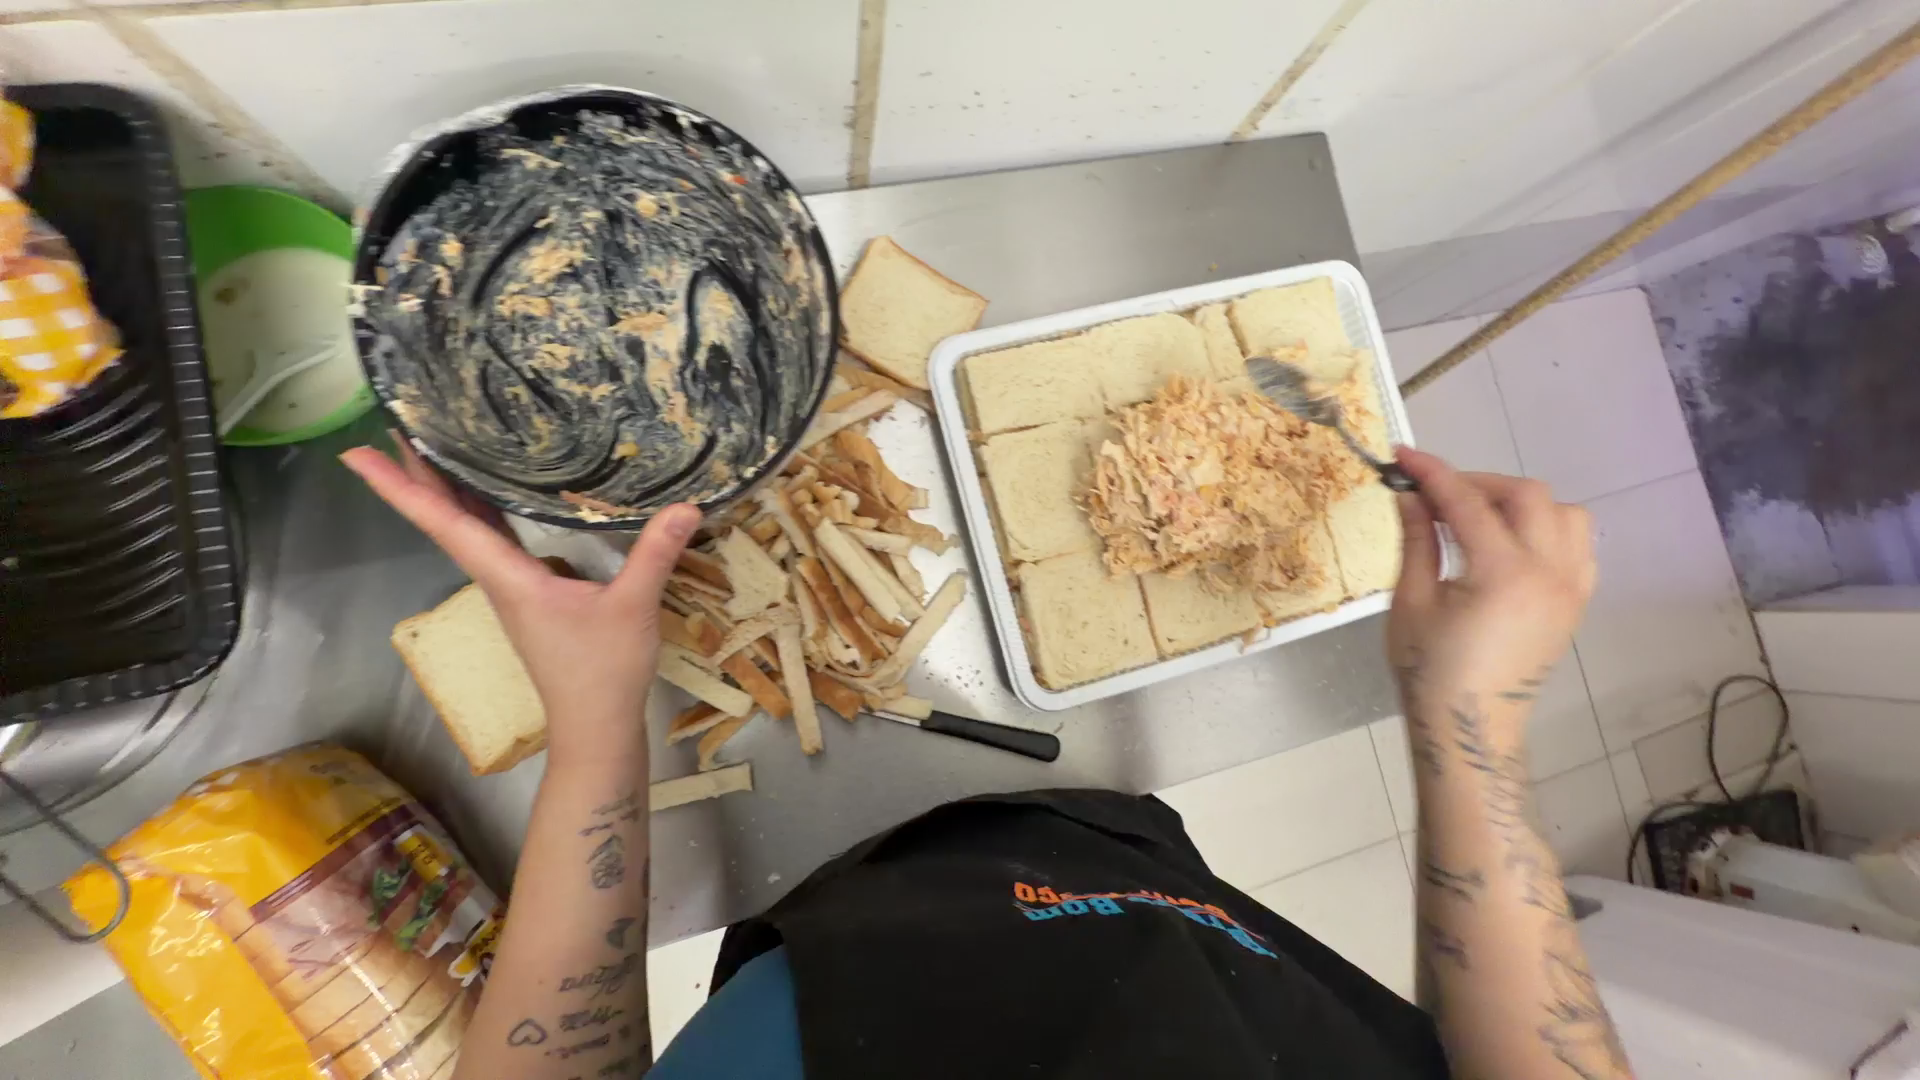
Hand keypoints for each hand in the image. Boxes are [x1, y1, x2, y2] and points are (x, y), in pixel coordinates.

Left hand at [341, 436, 700, 768]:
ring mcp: (516, 592)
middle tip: (399, 426)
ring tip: (439, 451)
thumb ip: (656, 554)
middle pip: (449, 522)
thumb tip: (688, 504)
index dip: (402, 487)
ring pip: (471, 533)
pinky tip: (502, 501)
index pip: (447, 524)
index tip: (358, 451)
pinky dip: (487, 515)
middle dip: (420, 476)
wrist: (596, 724)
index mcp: (509, 577)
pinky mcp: (535, 601)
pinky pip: (500, 546)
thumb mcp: (633, 606)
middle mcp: (501, 580)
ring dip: (450, 494)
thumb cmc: (603, 668)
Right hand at [1388, 449, 1595, 729]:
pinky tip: (1506, 541)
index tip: (1402, 455)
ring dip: (1518, 502)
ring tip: (1474, 516)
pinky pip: (1576, 543)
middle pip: (1527, 495)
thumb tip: (1410, 496)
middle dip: (1477, 481)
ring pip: (1564, 513)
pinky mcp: (1577, 600)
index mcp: (1503, 573)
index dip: (1432, 473)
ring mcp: (1573, 586)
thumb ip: (1418, 541)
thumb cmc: (1429, 667)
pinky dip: (1544, 527)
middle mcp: (1551, 572)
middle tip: (1434, 492)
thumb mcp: (1411, 601)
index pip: (1468, 503)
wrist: (1470, 724)